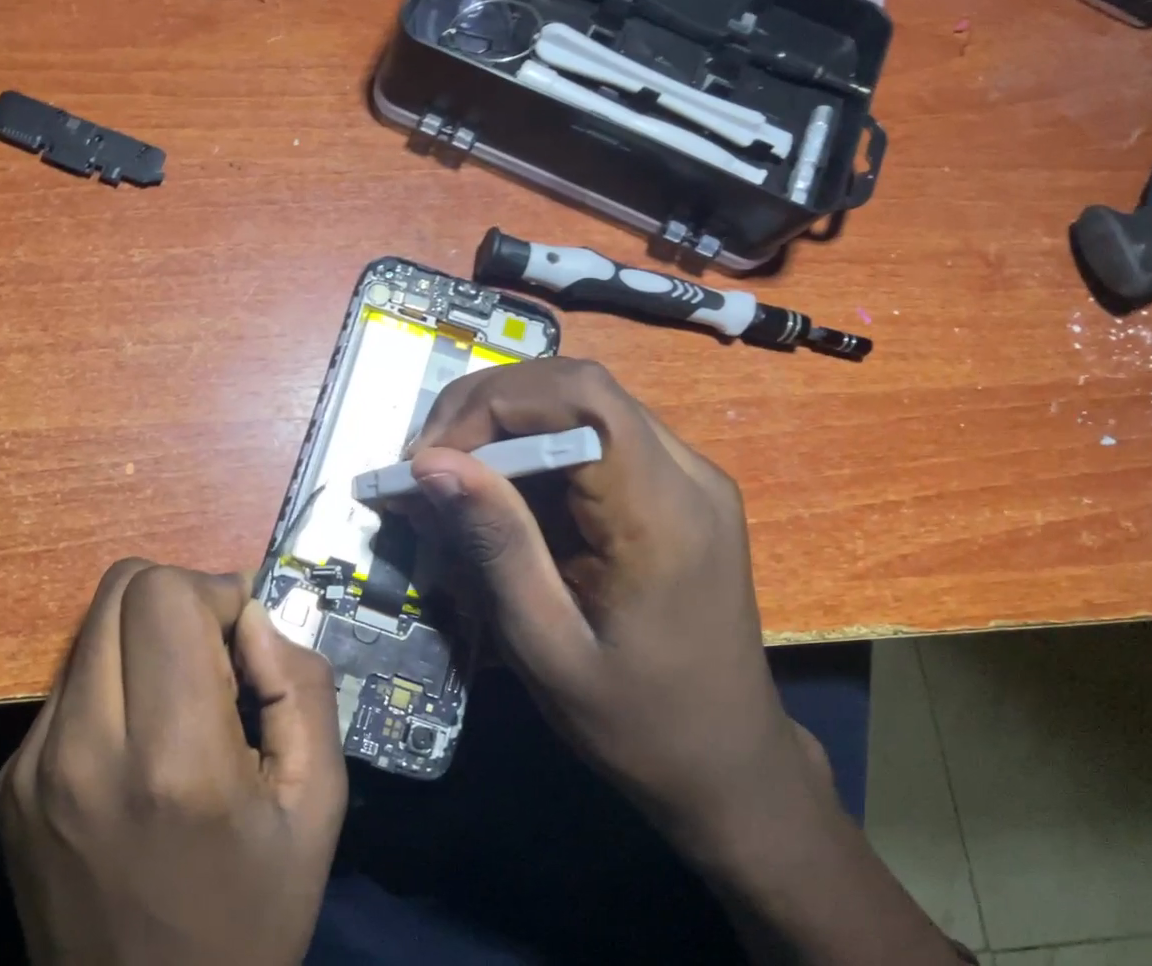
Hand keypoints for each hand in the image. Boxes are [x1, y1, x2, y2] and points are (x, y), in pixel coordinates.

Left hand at [0, 561, 346, 965]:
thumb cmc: (250, 919)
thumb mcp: (317, 808)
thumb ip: (302, 689)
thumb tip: (254, 617)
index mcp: (175, 759)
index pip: (164, 595)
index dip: (216, 593)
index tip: (244, 639)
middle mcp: (86, 749)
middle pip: (119, 590)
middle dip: (178, 600)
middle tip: (215, 656)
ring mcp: (33, 767)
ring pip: (89, 632)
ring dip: (142, 641)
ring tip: (178, 702)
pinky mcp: (9, 784)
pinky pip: (66, 687)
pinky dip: (111, 686)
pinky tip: (137, 744)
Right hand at [410, 359, 963, 963]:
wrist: (726, 763)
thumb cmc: (635, 723)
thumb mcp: (546, 646)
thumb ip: (496, 545)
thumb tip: (431, 462)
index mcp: (662, 514)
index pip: (580, 399)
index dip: (491, 405)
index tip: (429, 462)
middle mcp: (687, 474)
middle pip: (578, 388)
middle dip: (485, 410)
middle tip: (425, 468)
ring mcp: (687, 478)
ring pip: (581, 406)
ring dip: (503, 427)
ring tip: (448, 480)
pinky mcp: (674, 490)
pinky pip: (593, 440)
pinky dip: (531, 452)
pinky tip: (496, 497)